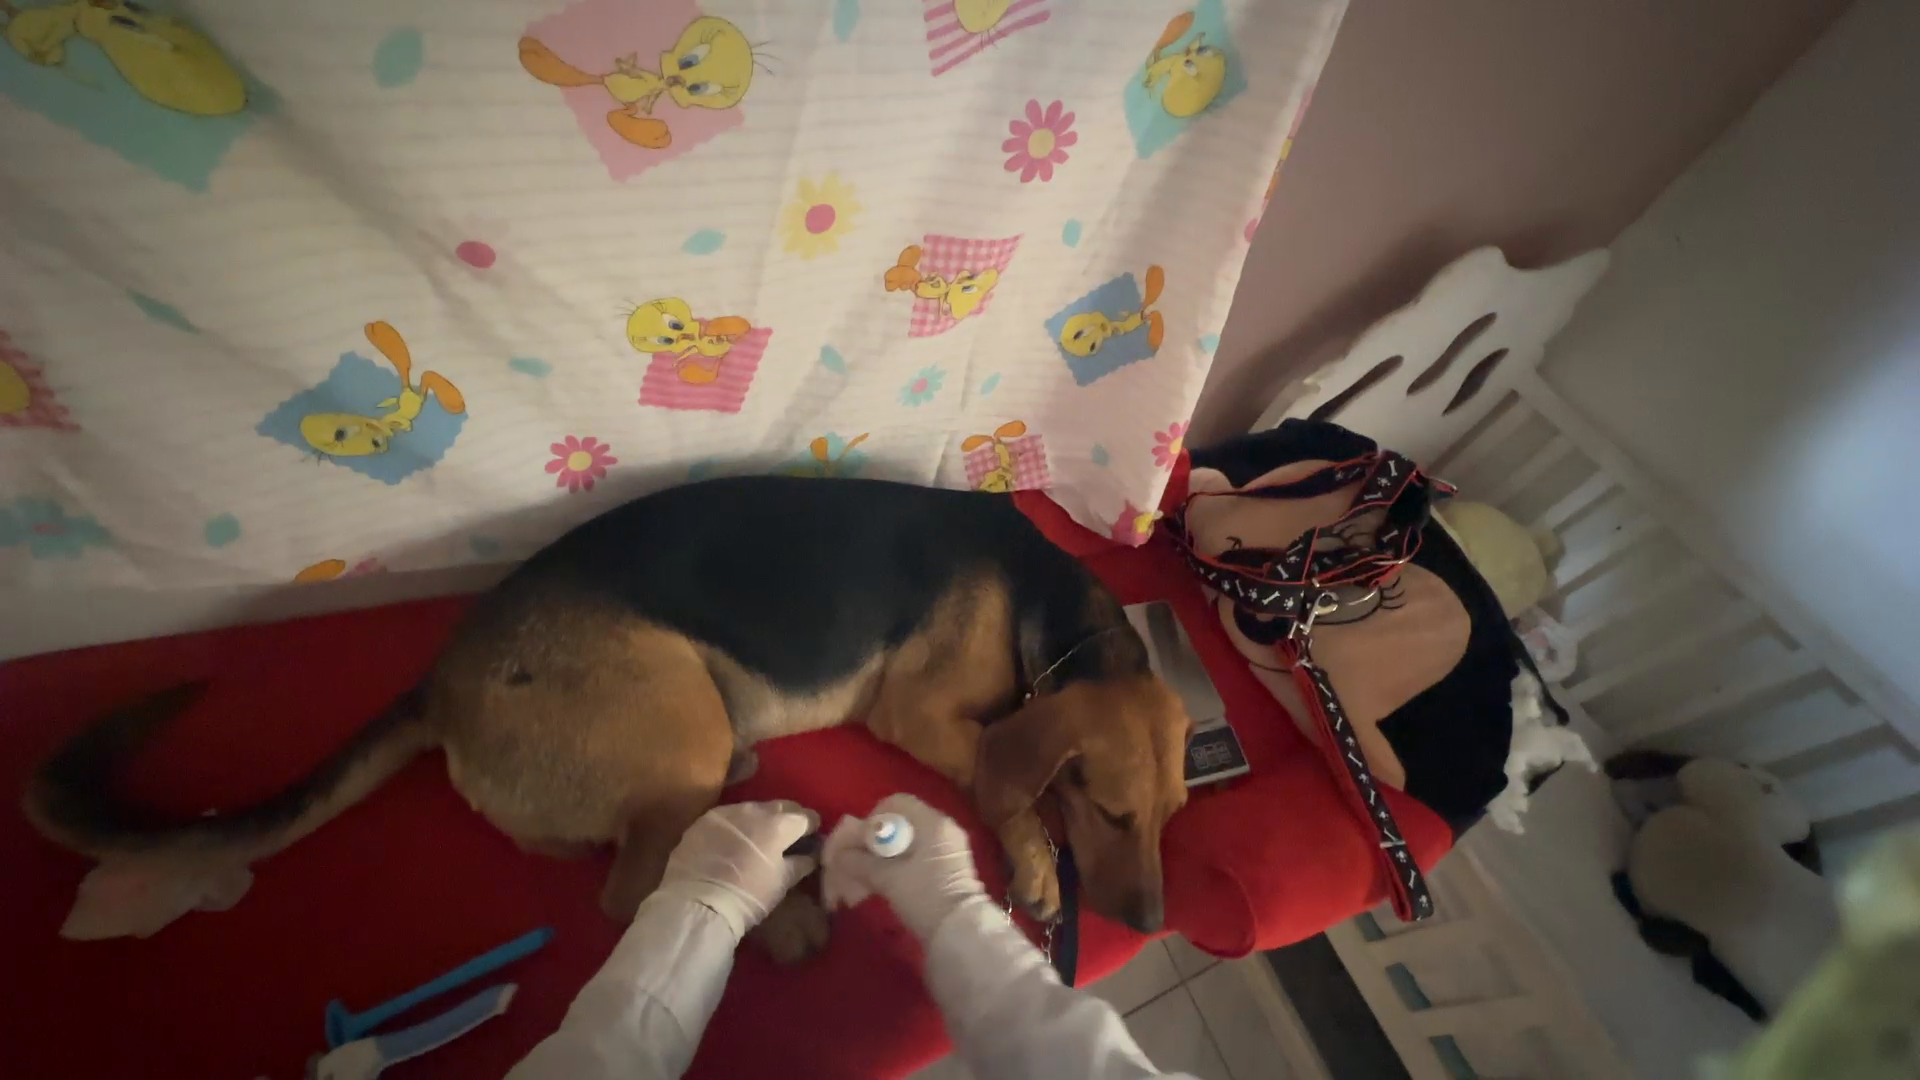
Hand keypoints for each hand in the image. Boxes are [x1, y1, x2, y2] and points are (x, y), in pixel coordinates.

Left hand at [657, 800, 819, 937]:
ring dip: (760, 820)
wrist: (696, 906)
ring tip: (759, 838)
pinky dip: (736, 826)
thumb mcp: (781, 883)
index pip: (805, 816)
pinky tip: (733, 842)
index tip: (812, 836)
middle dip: (788, 818)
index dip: (811, 826)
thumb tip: (813, 854)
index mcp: (779, 824)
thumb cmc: (748, 896)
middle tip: (788, 835)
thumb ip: (801, 862)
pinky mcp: (704, 820)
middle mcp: (755, 809)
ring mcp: (727, 812)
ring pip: (753, 809)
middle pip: (780, 807)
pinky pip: (729, 817)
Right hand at [821, 794, 986, 940]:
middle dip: (880, 836)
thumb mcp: (889, 879)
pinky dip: (903, 859)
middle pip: (904, 820)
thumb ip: (861, 862)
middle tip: (864, 857)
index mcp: (933, 822)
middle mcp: (944, 827)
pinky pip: (921, 851)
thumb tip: (839, 855)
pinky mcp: (950, 865)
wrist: (959, 933)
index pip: (898, 803)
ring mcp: (950, 846)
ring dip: (889, 850)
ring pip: (911, 837)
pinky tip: (890, 879)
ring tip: (873, 871)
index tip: (862, 840)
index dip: (875, 817)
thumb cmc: (924, 897)